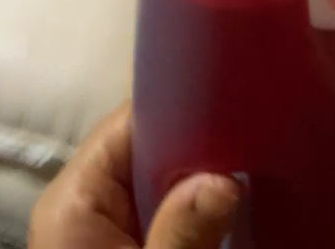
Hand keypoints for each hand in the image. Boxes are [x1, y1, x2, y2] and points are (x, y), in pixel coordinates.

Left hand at [30, 106, 241, 248]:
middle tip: (258, 139)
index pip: (130, 124)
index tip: (235, 101)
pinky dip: (194, 215)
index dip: (181, 108)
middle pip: (148, 150)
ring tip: (256, 167)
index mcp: (76, 196)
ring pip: (160, 184)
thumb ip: (183, 233)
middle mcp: (85, 201)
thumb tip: (226, 177)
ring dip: (202, 184)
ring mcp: (102, 228)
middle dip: (200, 148)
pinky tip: (234, 212)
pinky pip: (161, 214)